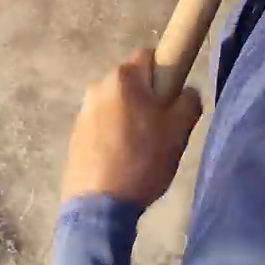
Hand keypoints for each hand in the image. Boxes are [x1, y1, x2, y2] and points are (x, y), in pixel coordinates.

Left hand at [60, 49, 202, 206]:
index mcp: (123, 77)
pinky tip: (121, 160)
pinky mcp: (74, 136)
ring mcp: (83, 111)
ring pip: (116, 104)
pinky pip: (101, 124)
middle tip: (160, 128)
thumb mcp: (179, 130)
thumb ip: (189, 101)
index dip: (164, 73)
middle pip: (132, 82)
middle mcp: (98, 86)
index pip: (149, 56)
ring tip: (140, 149)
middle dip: (146, 97)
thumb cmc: (142, 160)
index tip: (171, 99)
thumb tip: (186, 92)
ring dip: (129, 117)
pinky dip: (113, 134)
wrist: (99, 208)